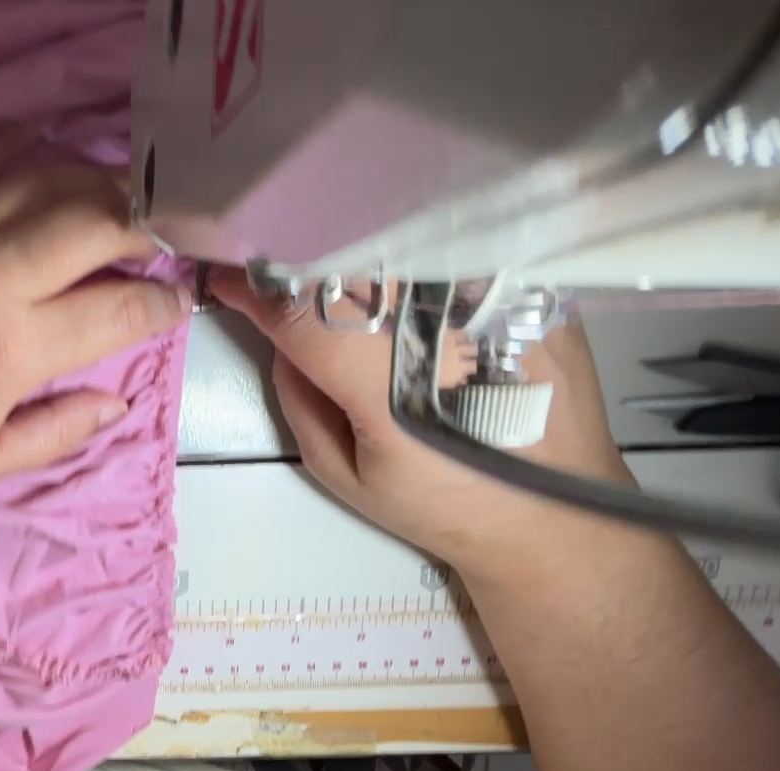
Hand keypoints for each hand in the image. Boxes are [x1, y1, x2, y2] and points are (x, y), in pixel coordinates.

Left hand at [0, 127, 189, 496]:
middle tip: (163, 242)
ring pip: (53, 177)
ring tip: (119, 209)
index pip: (118, 310)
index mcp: (11, 350)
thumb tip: (118, 402)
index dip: (161, 306)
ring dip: (101, 187)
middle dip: (149, 228)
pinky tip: (50, 165)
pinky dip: (31, 150)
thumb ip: (59, 431)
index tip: (175, 304)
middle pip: (100, 222)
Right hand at [211, 267, 634, 584]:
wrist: (554, 512)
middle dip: (300, 264)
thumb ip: (300, 402)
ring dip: (352, 256)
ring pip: (403, 250)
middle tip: (270, 270)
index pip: (307, 317)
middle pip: (352, 268)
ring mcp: (500, 304)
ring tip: (326, 270)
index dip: (257, 293)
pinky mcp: (533, 293)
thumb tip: (284, 342)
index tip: (225, 279)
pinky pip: (454, 255)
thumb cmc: (440, 505)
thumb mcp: (343, 474)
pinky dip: (409, 258)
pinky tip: (394, 278)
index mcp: (391, 387)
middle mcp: (447, 331)